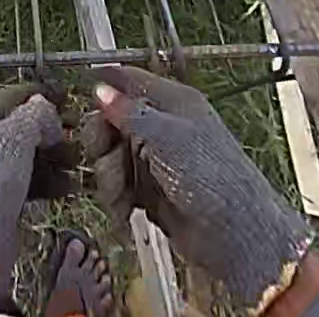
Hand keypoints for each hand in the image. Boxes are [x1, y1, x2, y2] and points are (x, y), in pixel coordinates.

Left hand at [0, 84, 66, 295]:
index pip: (19, 94)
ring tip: (78, 161)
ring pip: (35, 153)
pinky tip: (71, 186)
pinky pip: (36, 179)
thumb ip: (37, 115)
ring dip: (58, 155)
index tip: (71, 99)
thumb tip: (48, 109)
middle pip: (29, 124)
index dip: (45, 94)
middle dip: (56, 128)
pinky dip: (53, 180)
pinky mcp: (8, 195)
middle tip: (82, 133)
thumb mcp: (15, 134)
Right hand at [79, 68, 311, 308]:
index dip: (103, 82)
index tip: (80, 90)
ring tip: (121, 191)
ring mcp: (153, 159)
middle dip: (100, 137)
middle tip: (103, 151)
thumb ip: (128, 112)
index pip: (128, 79)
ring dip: (108, 174)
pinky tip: (125, 210)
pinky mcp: (149, 191)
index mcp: (170, 101)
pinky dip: (116, 197)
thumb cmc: (210, 176)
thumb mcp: (166, 137)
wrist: (239, 240)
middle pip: (110, 118)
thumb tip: (99, 89)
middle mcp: (159, 126)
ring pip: (110, 154)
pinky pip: (118, 184)